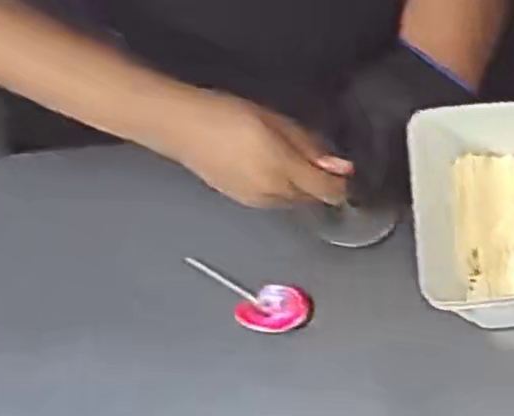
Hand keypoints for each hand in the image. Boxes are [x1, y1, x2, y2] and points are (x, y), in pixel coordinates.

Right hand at [151, 90, 352, 207]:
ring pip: (299, 201)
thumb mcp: (274, 121)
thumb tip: (343, 168)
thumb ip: (311, 147)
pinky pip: (279, 202)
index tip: (335, 169)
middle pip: (316, 197)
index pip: (332, 191)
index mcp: (283, 167)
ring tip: (273, 160)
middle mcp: (276, 190)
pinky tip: (260, 170)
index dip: (339, 181)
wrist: (170, 121)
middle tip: (297, 157)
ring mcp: (262, 201)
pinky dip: (280, 190)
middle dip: (315, 181)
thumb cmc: (222, 113)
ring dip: (298, 187)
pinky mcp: (249, 204)